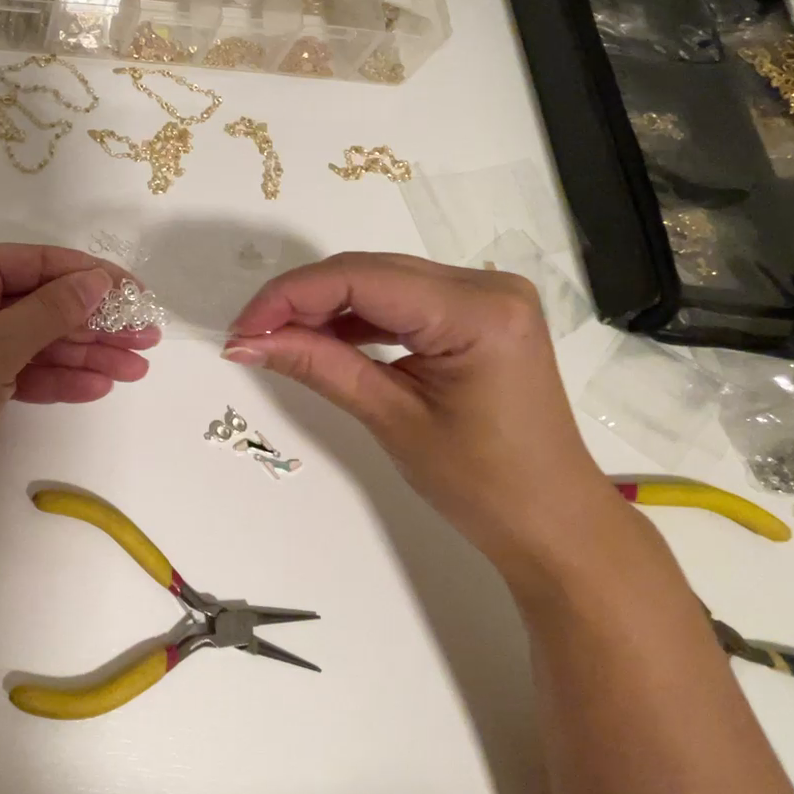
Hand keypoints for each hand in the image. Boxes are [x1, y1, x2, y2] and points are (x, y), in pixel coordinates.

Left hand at [0, 244, 157, 493]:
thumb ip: (50, 311)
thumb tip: (97, 281)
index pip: (39, 263)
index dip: (92, 277)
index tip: (138, 295)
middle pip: (43, 302)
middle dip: (95, 321)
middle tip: (148, 338)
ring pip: (38, 339)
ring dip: (85, 353)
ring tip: (137, 368)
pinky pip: (24, 369)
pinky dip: (58, 378)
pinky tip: (99, 385)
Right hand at [221, 252, 622, 576]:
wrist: (553, 522)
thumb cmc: (481, 482)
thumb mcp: (390, 418)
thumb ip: (317, 365)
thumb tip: (243, 343)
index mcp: (477, 311)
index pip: (358, 279)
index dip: (289, 297)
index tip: (240, 331)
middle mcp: (487, 286)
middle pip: (366, 272)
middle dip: (300, 300)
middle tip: (249, 338)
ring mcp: (486, 297)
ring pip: (378, 281)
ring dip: (323, 307)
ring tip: (275, 340)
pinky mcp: (477, 314)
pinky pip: (399, 300)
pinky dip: (354, 317)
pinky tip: (320, 339)